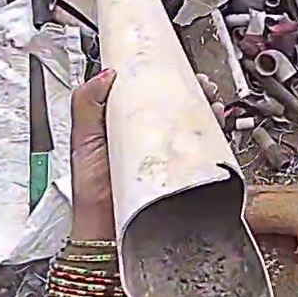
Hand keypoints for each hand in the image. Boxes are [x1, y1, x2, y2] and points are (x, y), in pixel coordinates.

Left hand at [69, 70, 225, 242]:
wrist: (108, 232)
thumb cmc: (92, 192)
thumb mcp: (83, 141)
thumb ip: (86, 105)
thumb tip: (106, 73)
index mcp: (123, 124)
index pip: (145, 94)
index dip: (162, 77)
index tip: (172, 64)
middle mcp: (149, 137)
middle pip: (176, 105)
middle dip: (192, 89)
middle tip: (201, 83)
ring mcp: (167, 154)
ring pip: (193, 122)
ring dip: (206, 106)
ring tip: (210, 97)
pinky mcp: (183, 171)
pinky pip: (204, 147)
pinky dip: (213, 131)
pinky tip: (214, 120)